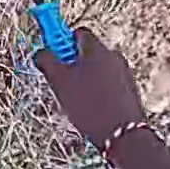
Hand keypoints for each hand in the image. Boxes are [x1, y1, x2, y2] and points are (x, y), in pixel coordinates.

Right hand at [33, 28, 145, 144]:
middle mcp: (113, 56)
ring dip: (82, 78)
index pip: (76, 32)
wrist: (123, 136)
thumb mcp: (58, 80)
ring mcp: (123, 73)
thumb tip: (40, 52)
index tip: (52, 54)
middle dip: (70, 63)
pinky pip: (105, 83)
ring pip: (95, 69)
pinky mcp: (129, 91)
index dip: (61, 42)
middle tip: (60, 80)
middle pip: (85, 52)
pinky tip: (89, 107)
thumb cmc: (90, 104)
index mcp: (96, 49)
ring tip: (75, 98)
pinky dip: (95, 90)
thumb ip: (46, 60)